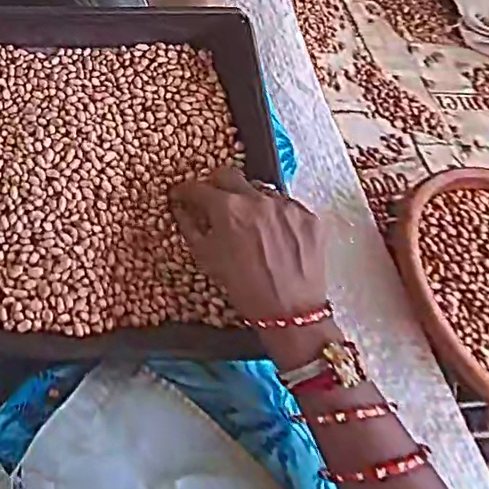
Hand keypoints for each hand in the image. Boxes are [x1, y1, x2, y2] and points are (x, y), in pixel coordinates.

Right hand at [170, 168, 339, 365]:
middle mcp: (257, 199)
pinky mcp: (308, 216)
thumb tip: (181, 208)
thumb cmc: (245, 288)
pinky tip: (272, 234)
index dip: (185, 191)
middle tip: (212, 200)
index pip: (198, 187)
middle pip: (229, 175)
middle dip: (215, 185)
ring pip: (259, 189)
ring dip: (248, 200)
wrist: (290, 313)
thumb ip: (190, 226)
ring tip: (248, 223)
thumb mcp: (206, 257)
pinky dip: (274, 214)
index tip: (182, 194)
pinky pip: (284, 205)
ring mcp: (286, 205)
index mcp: (227, 209)